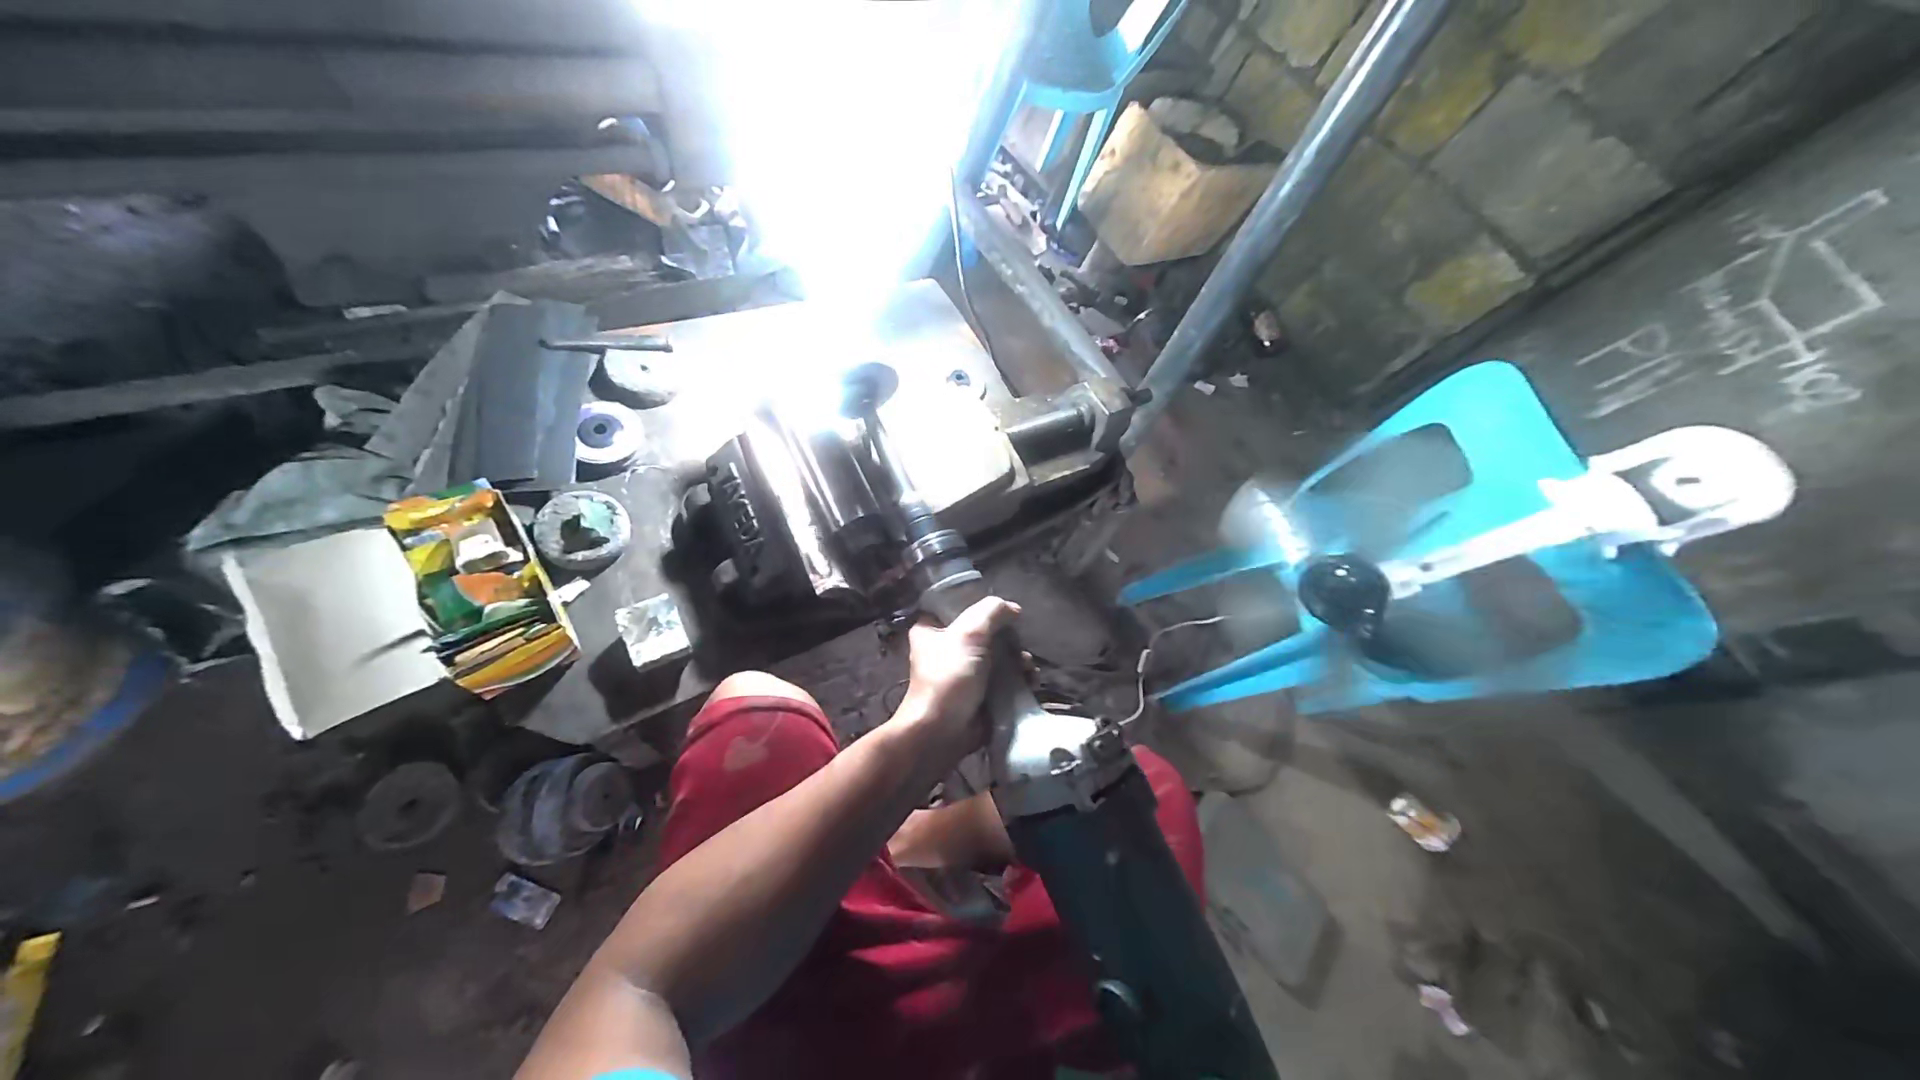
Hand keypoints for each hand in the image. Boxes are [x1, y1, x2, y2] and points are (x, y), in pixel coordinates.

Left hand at [894, 596, 1020, 764]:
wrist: (941, 733)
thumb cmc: (948, 678)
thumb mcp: (969, 634)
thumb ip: (991, 612)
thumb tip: (1013, 609)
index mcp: (931, 629)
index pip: (958, 607)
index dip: (982, 607)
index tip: (1005, 612)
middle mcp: (946, 649)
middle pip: (985, 632)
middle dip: (1008, 638)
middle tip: (1020, 645)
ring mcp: (964, 673)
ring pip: (997, 657)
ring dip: (1017, 659)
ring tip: (1028, 666)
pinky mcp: (979, 694)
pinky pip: (1003, 680)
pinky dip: (1018, 679)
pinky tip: (1030, 680)